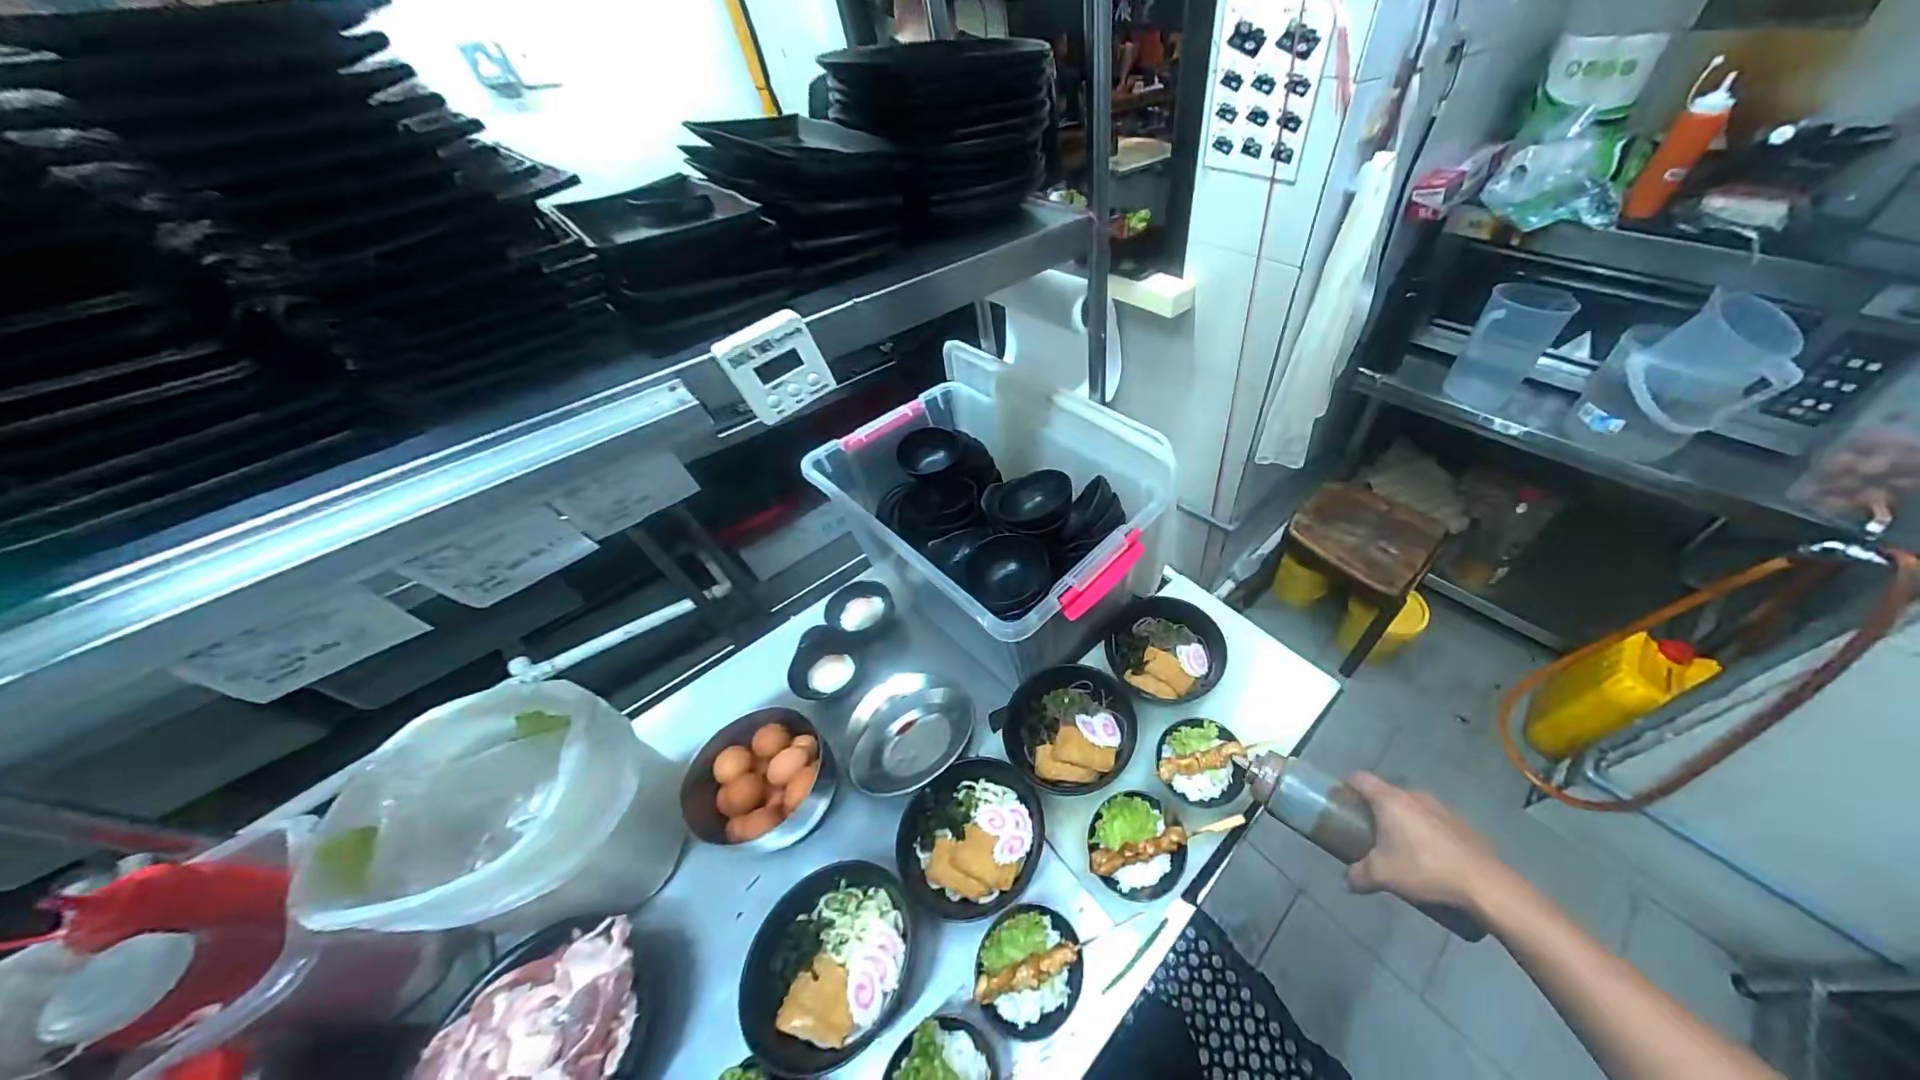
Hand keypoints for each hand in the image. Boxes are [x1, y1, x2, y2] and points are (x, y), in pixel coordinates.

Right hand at [1344, 771, 1512, 916]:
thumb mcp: (1383, 875)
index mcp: (1390, 800)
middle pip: (1385, 791)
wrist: (1486, 885)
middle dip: (1373, 806)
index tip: (1338, 796)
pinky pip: (1432, 818)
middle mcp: (1415, 796)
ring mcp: (1441, 807)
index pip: (1360, 778)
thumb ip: (1359, 875)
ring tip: (1398, 842)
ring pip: (1411, 805)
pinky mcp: (1461, 823)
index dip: (1345, 783)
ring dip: (1401, 817)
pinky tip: (1427, 853)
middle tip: (1366, 826)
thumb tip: (1346, 881)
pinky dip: (1423, 829)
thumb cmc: (1425, 870)